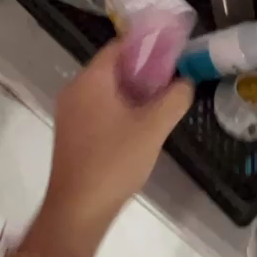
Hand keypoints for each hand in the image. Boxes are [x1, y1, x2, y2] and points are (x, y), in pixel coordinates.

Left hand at [26, 42, 191, 256]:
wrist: (77, 211)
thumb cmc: (114, 162)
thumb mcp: (153, 128)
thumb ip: (174, 99)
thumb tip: (186, 82)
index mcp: (90, 80)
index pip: (118, 46)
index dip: (146, 45)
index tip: (172, 50)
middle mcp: (75, 90)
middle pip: (112, 67)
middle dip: (143, 69)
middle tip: (172, 77)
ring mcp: (70, 113)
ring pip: (106, 89)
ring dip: (133, 90)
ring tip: (162, 100)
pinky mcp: (72, 134)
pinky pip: (98, 107)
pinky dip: (120, 107)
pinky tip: (141, 123)